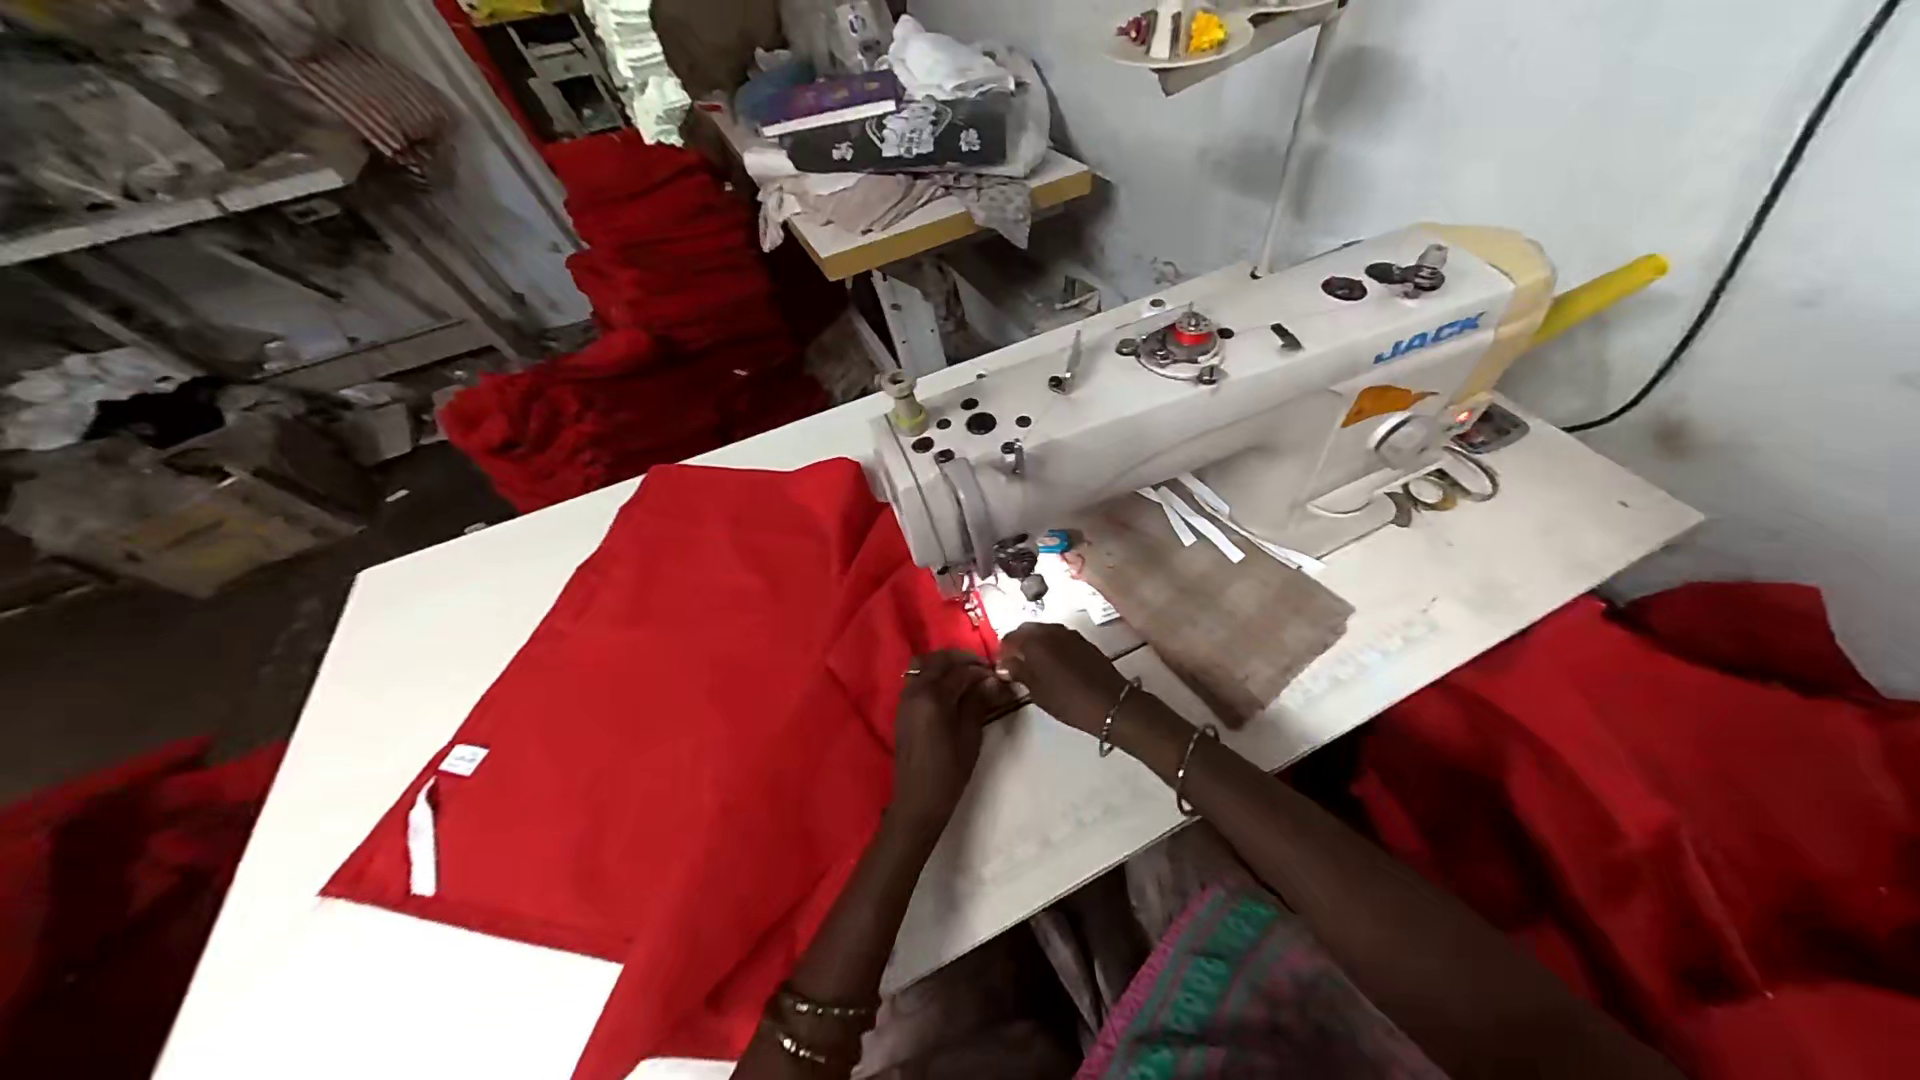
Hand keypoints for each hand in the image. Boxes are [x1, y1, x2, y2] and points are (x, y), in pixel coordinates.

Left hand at [890, 650, 1013, 834]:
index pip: (961, 672)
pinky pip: (917, 677)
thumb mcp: (970, 737)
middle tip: (984, 669)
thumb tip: (992, 680)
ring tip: (967, 674)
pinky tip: (950, 687)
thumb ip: (978, 704)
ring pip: (924, 665)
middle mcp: (916, 691)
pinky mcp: (903, 707)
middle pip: (939, 660)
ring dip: (945, 664)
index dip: (982, 671)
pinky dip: (933, 673)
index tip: (998, 675)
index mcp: (933, 698)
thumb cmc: (949, 773)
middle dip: (963, 660)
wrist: (918, 800)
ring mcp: (906, 698)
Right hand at [997, 622, 1132, 734]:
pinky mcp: (1082, 640)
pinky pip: (1058, 637)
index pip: (1009, 638)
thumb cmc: (1067, 700)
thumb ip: (1018, 672)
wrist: (1110, 703)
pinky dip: (1050, 645)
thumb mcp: (1037, 691)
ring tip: (1033, 665)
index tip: (1002, 667)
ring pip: (1043, 632)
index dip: (1002, 652)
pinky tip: (1052, 664)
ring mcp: (1068, 633)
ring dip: (1035, 643)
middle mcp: (1050, 630)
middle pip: (1026, 630)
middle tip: (1015, 665)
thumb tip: (1003, 664)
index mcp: (1034, 641)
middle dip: (1018, 644)